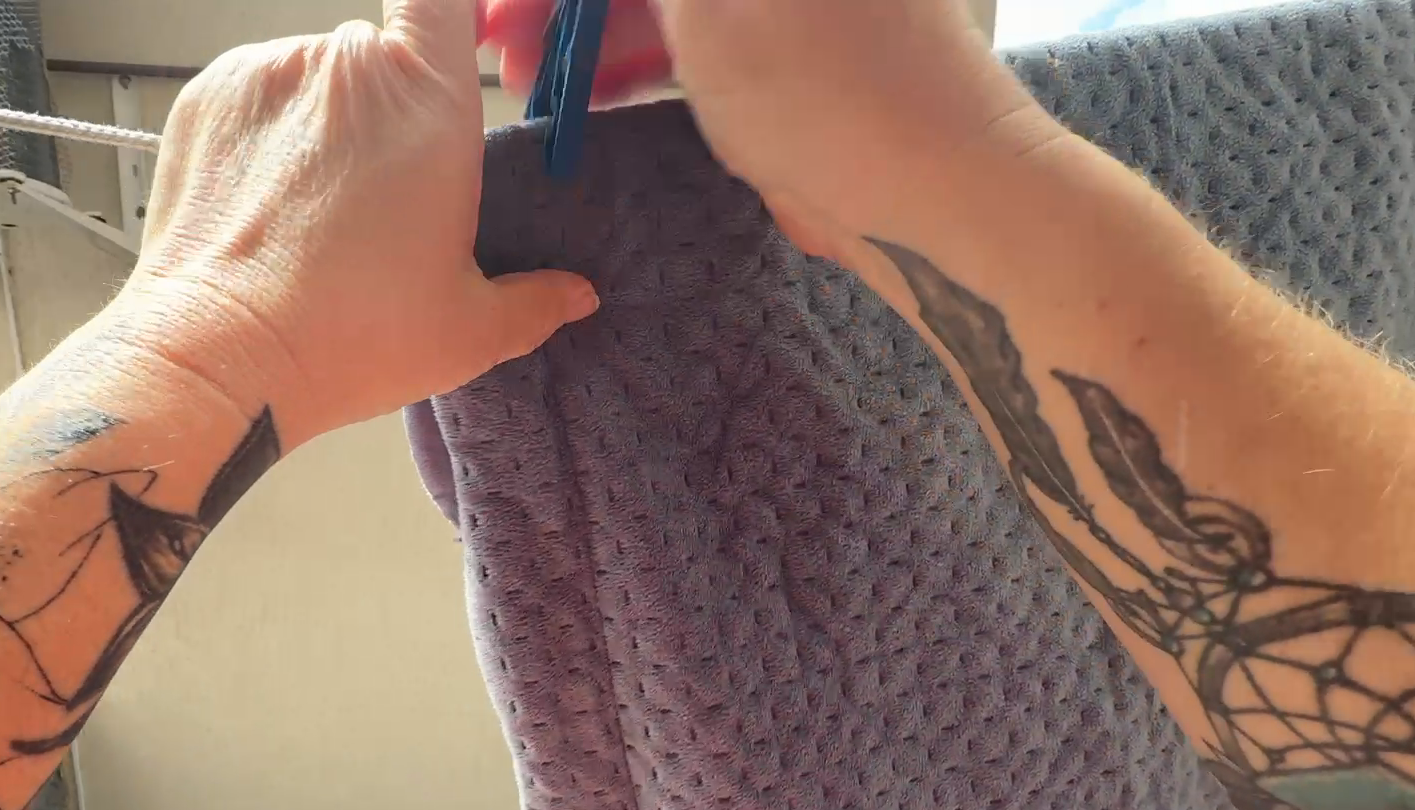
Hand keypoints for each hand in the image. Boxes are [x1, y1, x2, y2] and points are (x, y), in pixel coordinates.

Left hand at [116, 0, 600, 446]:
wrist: (223, 357)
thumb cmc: (353, 339)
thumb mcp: (467, 333)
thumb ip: (533, 304)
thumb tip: (575, 296)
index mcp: (429, 102)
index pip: (449, 0)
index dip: (457, 17)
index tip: (458, 57)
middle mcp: (346, 64)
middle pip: (382, 60)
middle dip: (390, 120)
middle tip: (382, 210)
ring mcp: (268, 72)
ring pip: (317, 84)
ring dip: (326, 136)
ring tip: (315, 225)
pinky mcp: (206, 98)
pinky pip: (257, 100)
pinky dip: (270, 143)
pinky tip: (268, 215)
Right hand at [483, 0, 1052, 256]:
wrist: (912, 186)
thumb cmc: (819, 84)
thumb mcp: (713, 3)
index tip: (509, 6)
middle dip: (568, 4)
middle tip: (502, 41)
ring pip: (660, 5)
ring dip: (588, 35)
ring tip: (521, 73)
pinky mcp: (769, 47)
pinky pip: (683, 40)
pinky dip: (629, 61)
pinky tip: (579, 87)